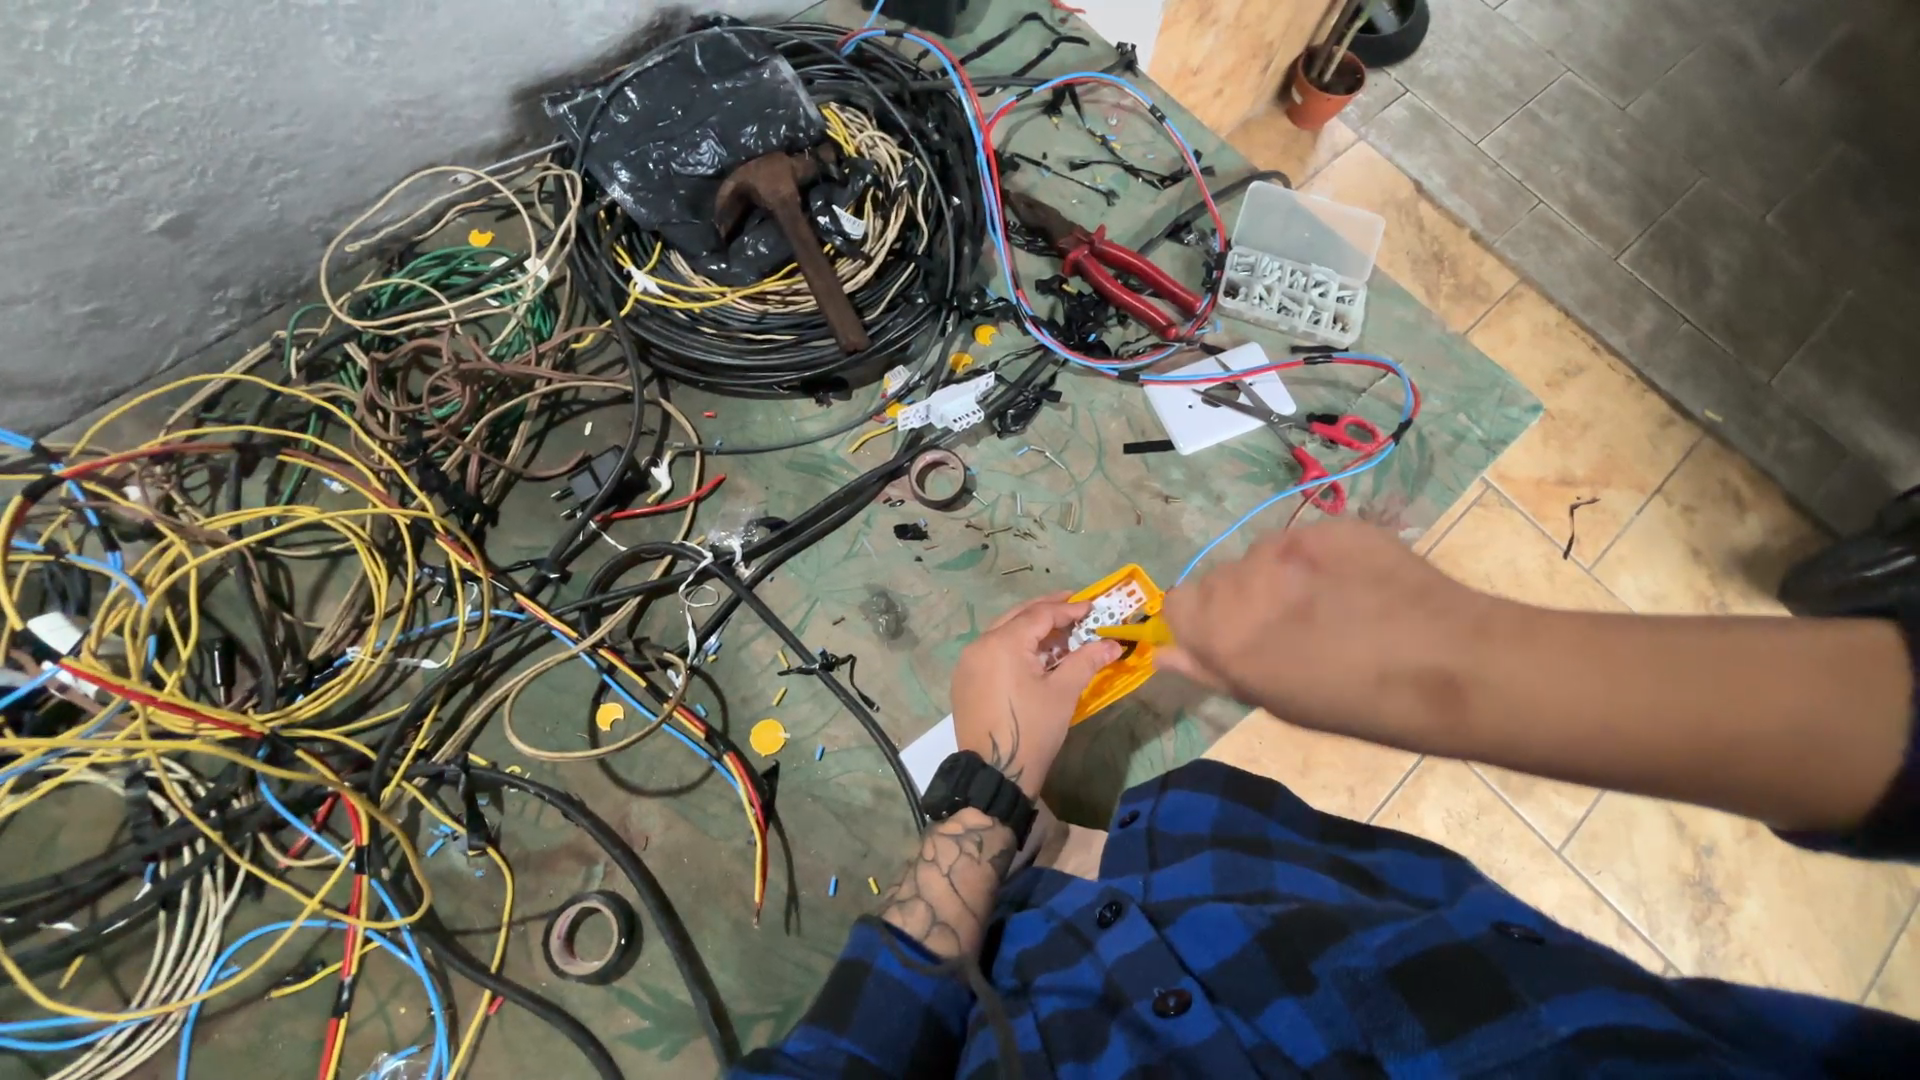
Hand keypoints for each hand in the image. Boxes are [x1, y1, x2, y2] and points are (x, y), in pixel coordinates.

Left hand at [951, 593, 1122, 795]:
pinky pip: (992, 652)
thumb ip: (1087, 660)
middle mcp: (979, 645)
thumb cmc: (1032, 729)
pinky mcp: (964, 681)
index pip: (1039, 615)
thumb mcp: (1063, 692)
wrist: (995, 773)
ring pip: (1002, 633)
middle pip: (1017, 617)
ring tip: (1058, 631)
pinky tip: (1034, 655)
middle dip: (1046, 610)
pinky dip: (1014, 646)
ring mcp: (967, 663)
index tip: (1091, 606)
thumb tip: (1113, 644)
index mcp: (1002, 643)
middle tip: (1073, 605)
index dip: (1068, 609)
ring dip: (1029, 628)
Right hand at [1158, 522, 1502, 751]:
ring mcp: (1288, 545)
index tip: (1231, 641)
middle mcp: (1244, 578)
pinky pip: (1305, 541)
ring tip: (1330, 607)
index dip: (1199, 623)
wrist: (1451, 665)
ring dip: (1278, 578)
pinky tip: (1357, 586)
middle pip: (1218, 579)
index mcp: (1223, 629)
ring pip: (1261, 557)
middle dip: (1241, 600)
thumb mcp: (1273, 700)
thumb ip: (1211, 669)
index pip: (1177, 604)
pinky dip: (1318, 560)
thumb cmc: (1355, 703)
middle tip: (1289, 629)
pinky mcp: (1330, 526)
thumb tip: (1164, 653)